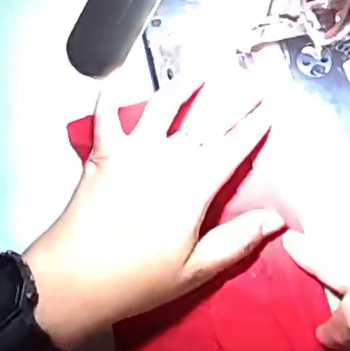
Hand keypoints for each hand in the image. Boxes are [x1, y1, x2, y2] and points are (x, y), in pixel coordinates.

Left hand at [23, 76, 284, 349]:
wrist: (73, 278)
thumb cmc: (137, 278)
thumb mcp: (197, 268)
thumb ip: (238, 240)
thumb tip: (276, 219)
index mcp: (196, 183)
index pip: (235, 146)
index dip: (255, 126)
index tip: (270, 109)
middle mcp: (169, 157)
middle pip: (208, 118)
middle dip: (233, 97)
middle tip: (249, 82)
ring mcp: (134, 150)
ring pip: (164, 105)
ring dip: (183, 84)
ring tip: (199, 71)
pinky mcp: (103, 153)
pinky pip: (106, 117)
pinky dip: (109, 98)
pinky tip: (112, 83)